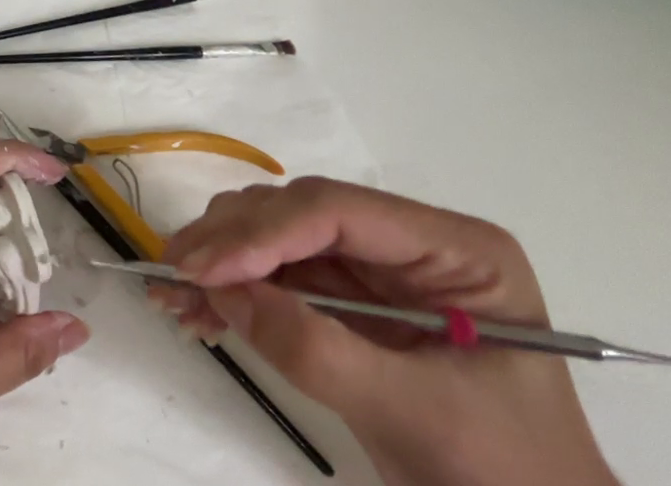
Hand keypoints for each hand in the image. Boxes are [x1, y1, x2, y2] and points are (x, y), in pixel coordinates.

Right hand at [157, 178, 615, 485]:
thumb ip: (318, 350)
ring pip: (268, 237)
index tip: (199, 270)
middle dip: (227, 243)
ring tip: (172, 297)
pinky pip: (266, 275)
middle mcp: (406, 244)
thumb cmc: (500, 469)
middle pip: (291, 214)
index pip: (335, 211)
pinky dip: (224, 290)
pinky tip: (193, 311)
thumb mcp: (415, 412)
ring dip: (215, 263)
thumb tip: (222, 295)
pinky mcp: (340, 298)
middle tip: (170, 277)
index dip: (260, 233)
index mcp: (454, 251)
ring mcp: (371, 269)